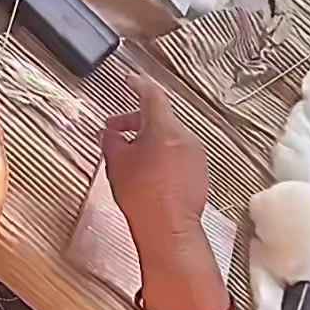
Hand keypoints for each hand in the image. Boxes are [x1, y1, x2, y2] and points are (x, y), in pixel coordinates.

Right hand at [99, 73, 209, 260]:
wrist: (167, 229)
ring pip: (169, 137)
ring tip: (129, 156)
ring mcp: (195, 155)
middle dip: (135, 122)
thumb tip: (110, 134)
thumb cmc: (144, 197)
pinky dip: (162, 155)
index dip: (138, 85)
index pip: (152, 95)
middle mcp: (185, 138)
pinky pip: (179, 154)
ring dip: (149, 140)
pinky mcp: (199, 172)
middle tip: (116, 130)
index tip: (131, 81)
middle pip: (159, 118)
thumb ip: (112, 140)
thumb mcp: (116, 162)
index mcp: (164, 129)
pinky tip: (147, 172)